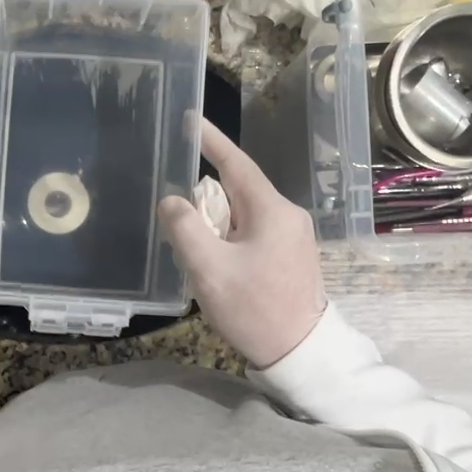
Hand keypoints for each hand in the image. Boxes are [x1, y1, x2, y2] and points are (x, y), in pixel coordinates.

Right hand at [159, 120, 325, 367]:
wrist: (299, 352)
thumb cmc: (253, 309)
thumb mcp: (209, 270)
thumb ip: (186, 229)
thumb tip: (173, 201)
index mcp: (271, 211)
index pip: (236, 164)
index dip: (211, 141)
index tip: (191, 120)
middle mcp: (287, 216)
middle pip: (238, 190)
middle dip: (207, 196)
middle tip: (177, 211)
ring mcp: (294, 237)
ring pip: (245, 214)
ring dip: (217, 222)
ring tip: (193, 245)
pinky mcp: (292, 257)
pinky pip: (254, 233)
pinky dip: (229, 236)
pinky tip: (215, 258)